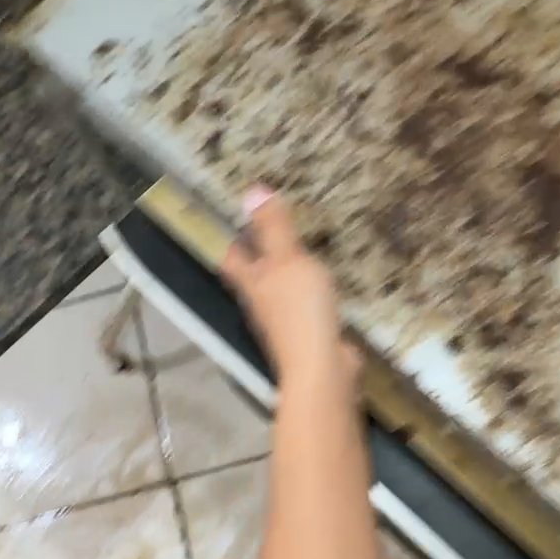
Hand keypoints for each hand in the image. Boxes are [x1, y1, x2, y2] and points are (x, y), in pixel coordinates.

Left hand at [221, 186, 359, 394]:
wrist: (321, 368)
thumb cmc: (299, 310)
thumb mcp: (287, 260)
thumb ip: (273, 227)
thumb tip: (251, 190)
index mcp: (250, 283)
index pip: (232, 256)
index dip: (233, 238)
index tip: (241, 217)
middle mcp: (261, 304)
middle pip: (255, 276)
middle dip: (263, 255)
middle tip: (280, 227)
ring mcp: (284, 323)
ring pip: (281, 292)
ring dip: (289, 275)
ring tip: (307, 251)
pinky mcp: (308, 336)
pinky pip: (306, 309)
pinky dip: (312, 295)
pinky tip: (327, 286)